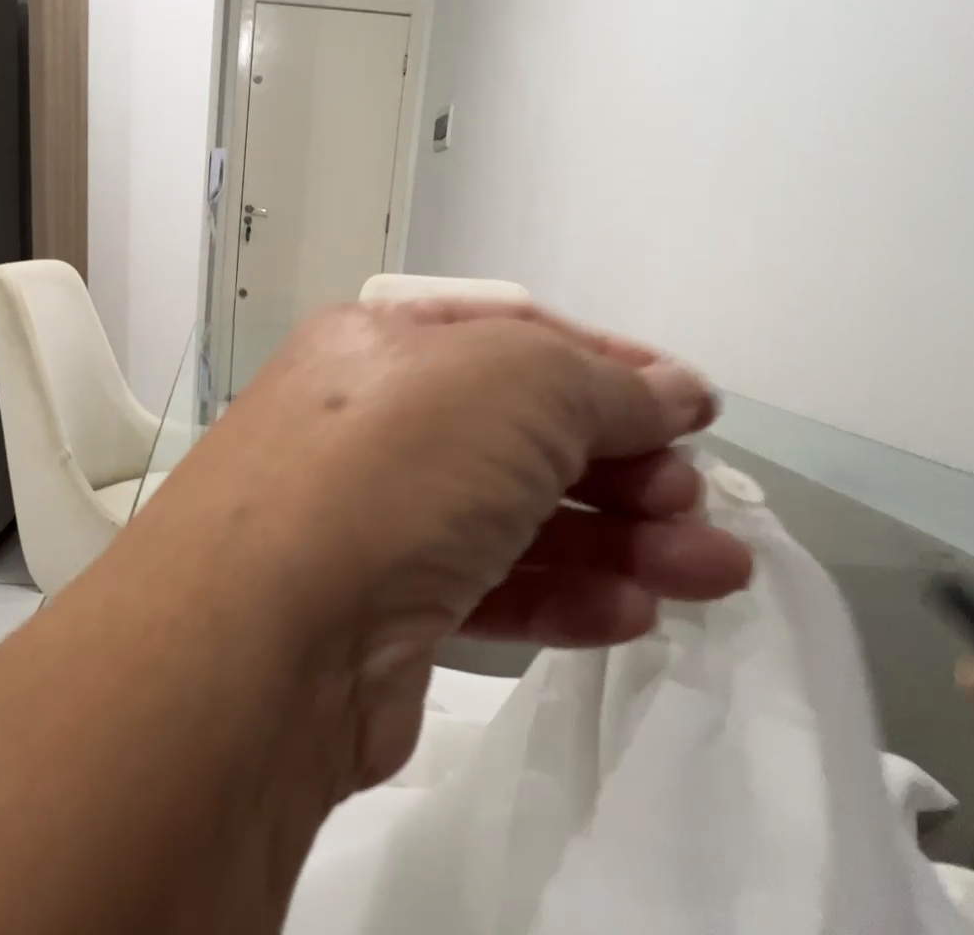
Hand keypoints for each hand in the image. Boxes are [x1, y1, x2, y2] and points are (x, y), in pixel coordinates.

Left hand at [140, 299, 753, 788]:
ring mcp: (370, 524)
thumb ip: (605, 386)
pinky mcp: (380, 614)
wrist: (264, 636)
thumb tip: (670, 395)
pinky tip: (630, 613)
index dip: (610, 367)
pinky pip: (485, 591)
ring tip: (710, 573)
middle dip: (623, 467)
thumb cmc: (394, 467)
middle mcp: (369, 428)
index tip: (694, 408)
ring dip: (617, 543)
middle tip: (697, 505)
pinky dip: (560, 598)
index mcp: (382, 346)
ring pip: (512, 520)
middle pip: (519, 437)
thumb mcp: (518, 385)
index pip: (514, 337)